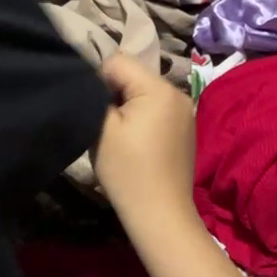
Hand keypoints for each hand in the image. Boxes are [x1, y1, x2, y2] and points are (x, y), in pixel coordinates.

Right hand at [93, 55, 199, 234]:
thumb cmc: (128, 171)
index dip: (97, 80)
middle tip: (102, 123)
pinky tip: (135, 142)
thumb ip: (96, 94)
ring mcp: (185, 110)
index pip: (117, 62)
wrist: (160, 214)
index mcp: (158, 88)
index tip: (90, 107)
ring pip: (144, 92)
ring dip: (128, 105)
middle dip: (114, 92)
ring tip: (118, 134)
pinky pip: (157, 108)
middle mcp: (177, 92)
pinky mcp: (186, 127)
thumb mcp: (102, 128)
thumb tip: (94, 81)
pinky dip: (142, 116)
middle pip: (133, 75)